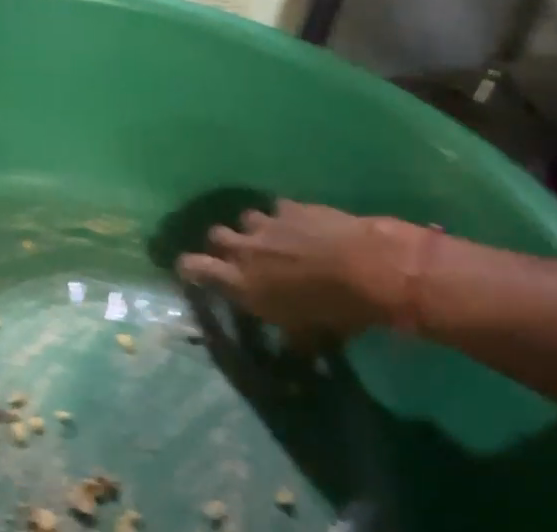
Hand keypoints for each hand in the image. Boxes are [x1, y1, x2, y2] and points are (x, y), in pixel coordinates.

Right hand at [175, 201, 427, 340]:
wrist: (366, 267)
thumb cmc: (335, 311)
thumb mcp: (309, 336)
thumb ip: (289, 337)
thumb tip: (290, 350)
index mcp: (242, 284)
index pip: (195, 268)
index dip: (189, 267)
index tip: (190, 268)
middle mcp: (246, 249)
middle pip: (216, 236)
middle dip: (224, 244)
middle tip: (240, 256)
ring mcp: (267, 223)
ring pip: (247, 219)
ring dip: (255, 229)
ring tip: (274, 239)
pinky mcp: (291, 206)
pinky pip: (277, 208)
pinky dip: (285, 218)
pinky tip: (301, 226)